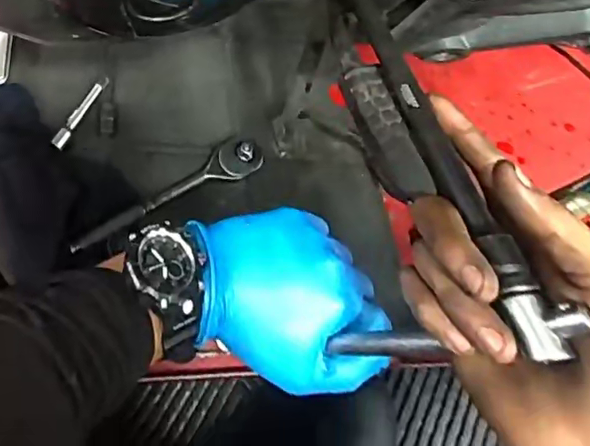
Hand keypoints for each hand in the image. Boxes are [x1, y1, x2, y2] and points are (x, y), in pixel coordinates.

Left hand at [191, 209, 391, 395]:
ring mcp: (313, 235)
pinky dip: (306, 247)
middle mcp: (334, 259)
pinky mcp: (293, 218)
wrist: (212, 279)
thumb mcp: (304, 372)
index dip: (359, 331)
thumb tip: (374, 357)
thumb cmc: (250, 320)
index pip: (377, 317)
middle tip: (310, 311)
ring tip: (293, 285)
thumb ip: (351, 371)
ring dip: (324, 271)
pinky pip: (314, 234)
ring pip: (336, 258)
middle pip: (357, 285)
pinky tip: (286, 262)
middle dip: (341, 300)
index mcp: (343, 296)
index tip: (340, 333)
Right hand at [401, 97, 589, 445]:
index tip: (430, 104)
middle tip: (489, 289)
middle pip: (438, 205)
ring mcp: (461, 280)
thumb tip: (507, 174)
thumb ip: (569, 234)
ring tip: (501, 340)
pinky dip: (440, 318)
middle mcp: (489, 246)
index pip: (485, 169)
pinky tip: (475, 345)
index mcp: (532, 232)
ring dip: (458, 299)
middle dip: (455, 244)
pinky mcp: (439, 315)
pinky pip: (412, 290)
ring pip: (422, 249)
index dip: (458, 134)